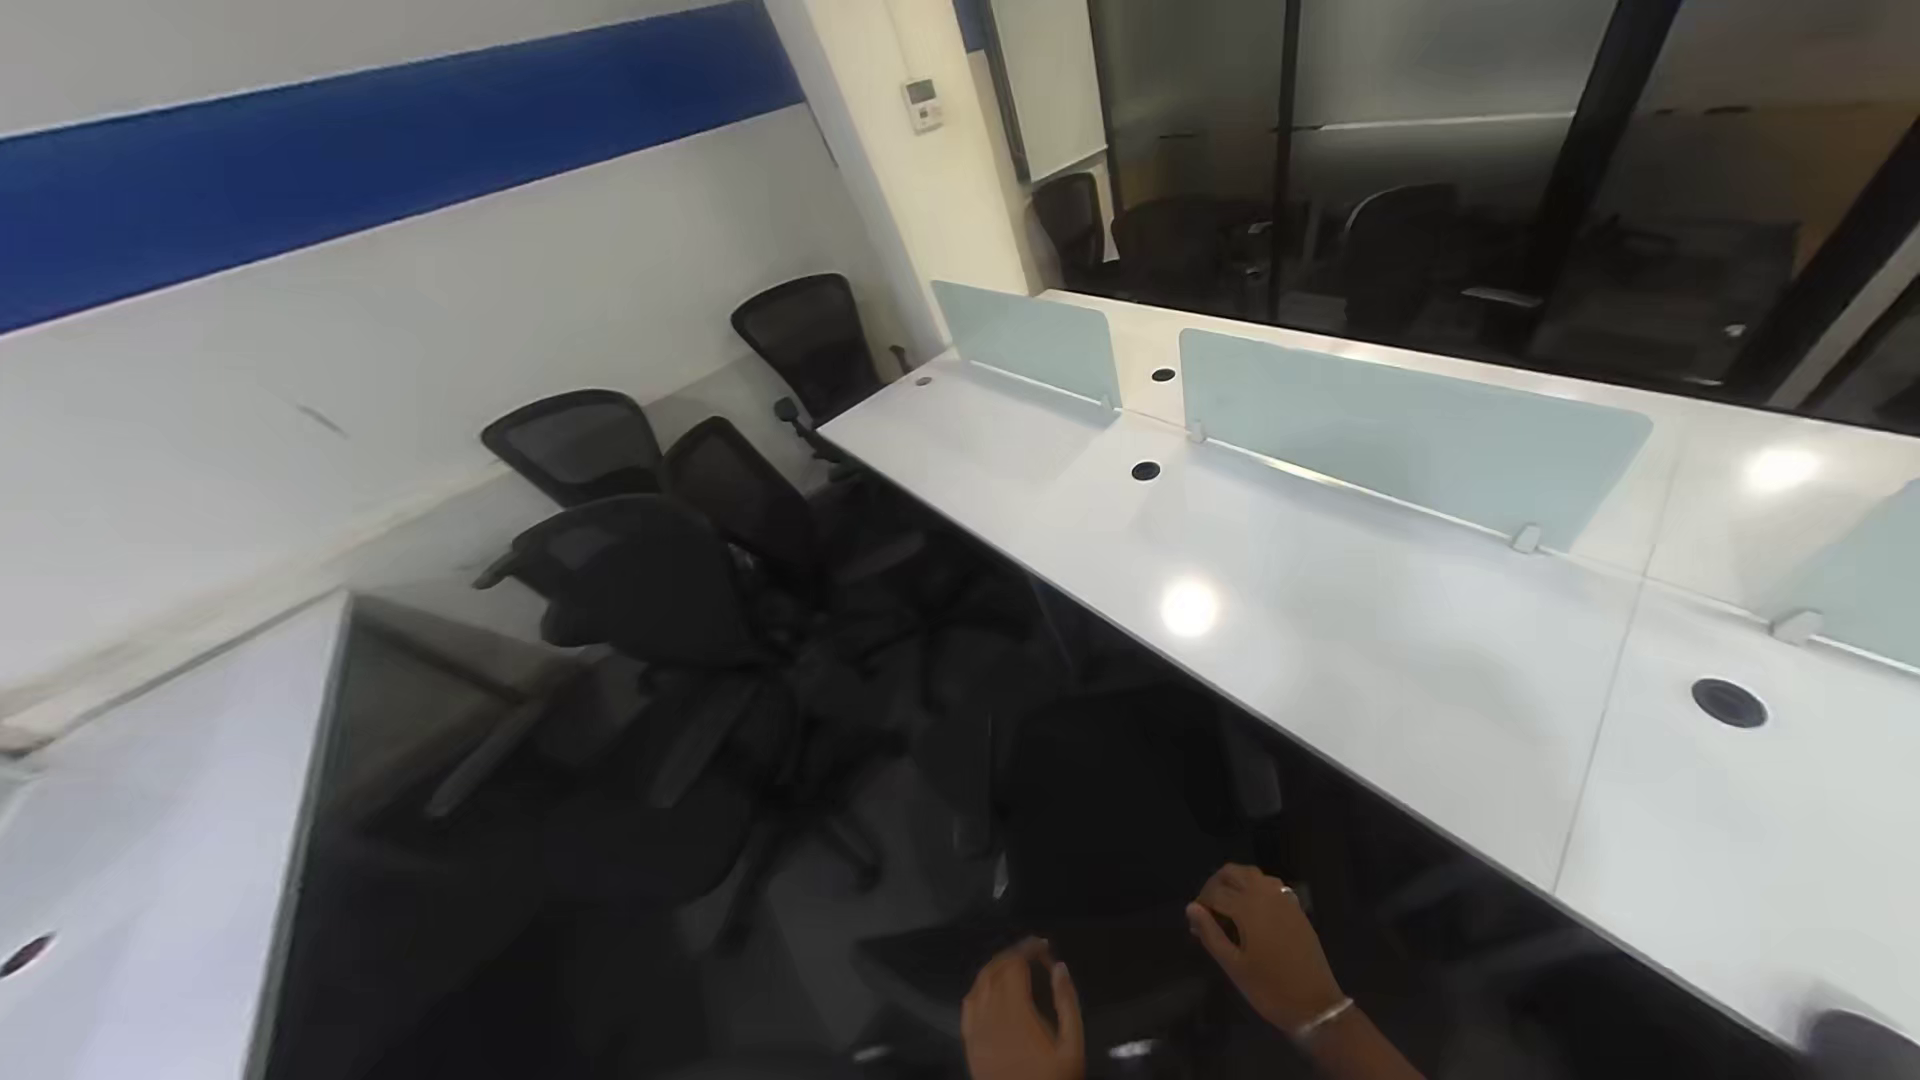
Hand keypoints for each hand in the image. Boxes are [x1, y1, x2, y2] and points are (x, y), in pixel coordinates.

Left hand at [961, 938, 1083, 1079]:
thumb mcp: (1072, 1048)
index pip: (1015, 964)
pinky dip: (979, 987)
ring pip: (980, 982)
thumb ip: (1067, 1004)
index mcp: (1016, 1012)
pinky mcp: (970, 1044)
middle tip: (1033, 953)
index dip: (1028, 949)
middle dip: (1014, 954)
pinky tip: (991, 989)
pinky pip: (969, 1004)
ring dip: (996, 967)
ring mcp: (976, 1029)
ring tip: (1015, 965)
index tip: (1043, 946)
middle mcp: (990, 1015)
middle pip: (996, 968)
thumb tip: (1060, 967)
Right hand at [1187, 863, 1345, 1031]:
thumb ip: (1210, 933)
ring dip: (1235, 881)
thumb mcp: (1234, 966)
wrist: (1318, 1008)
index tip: (1195, 925)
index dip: (1200, 905)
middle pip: (1231, 872)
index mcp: (1247, 907)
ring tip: (1228, 905)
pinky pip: (1270, 884)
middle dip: (1215, 885)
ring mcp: (1283, 899)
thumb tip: (1191, 907)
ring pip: (1252, 873)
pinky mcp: (1296, 909)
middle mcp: (1264, 894)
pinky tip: (1253, 909)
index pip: (1214, 892)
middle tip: (1209, 909)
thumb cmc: (1270, 989)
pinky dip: (1255, 887)